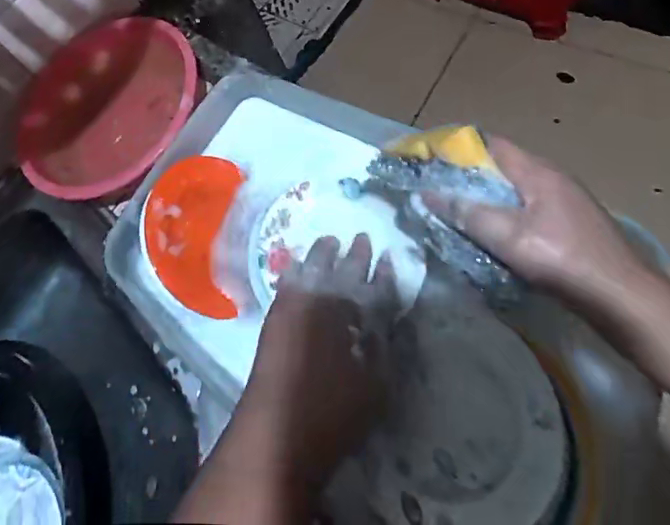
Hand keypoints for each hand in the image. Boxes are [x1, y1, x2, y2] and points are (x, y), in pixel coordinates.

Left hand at [238, 234, 396, 491]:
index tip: (389, 257)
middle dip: (356, 254)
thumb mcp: (377, 388)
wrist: (276, 432)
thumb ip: (387, 349)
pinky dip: (295, 266)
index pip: (377, 286)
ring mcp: (297, 302)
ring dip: (325, 253)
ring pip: (315, 266)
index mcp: (357, 314)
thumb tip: (394, 323)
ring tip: (330, 240)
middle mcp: (328, 298)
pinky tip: (296, 262)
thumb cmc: (333, 414)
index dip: (385, 274)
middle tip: (362, 237)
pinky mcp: (274, 314)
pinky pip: (287, 278)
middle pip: (346, 269)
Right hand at [426, 136, 656, 303]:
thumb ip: (469, 214)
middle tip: (433, 186)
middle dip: (465, 172)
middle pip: (500, 164)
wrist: (630, 303)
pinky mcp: (571, 225)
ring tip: (454, 209)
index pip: (488, 143)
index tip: (426, 157)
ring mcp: (564, 202)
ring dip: (483, 195)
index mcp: (537, 171)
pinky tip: (491, 234)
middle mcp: (551, 177)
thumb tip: (428, 192)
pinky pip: (526, 208)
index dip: (455, 146)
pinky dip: (502, 213)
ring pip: (513, 188)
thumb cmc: (568, 263)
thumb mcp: (511, 239)